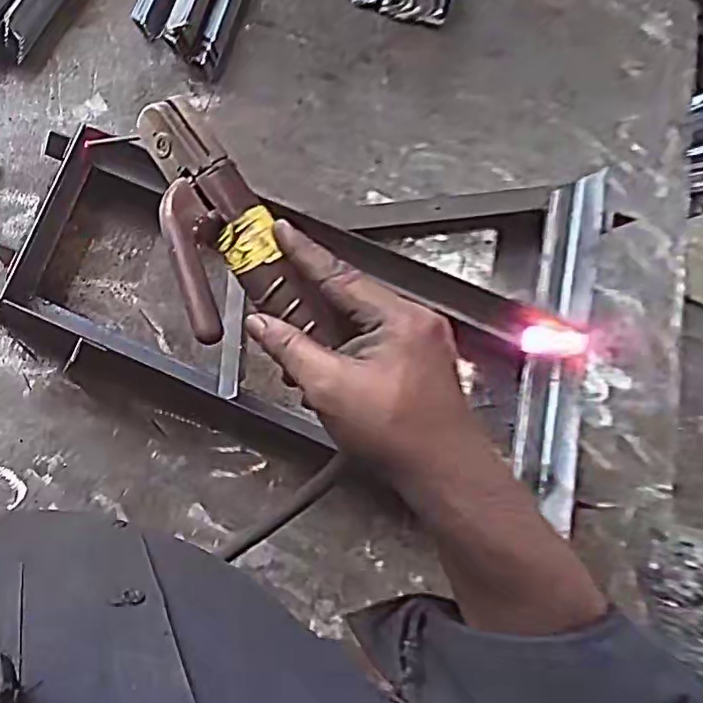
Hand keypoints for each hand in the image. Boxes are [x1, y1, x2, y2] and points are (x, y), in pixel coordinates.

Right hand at [248, 222, 606, 633]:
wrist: (442, 472)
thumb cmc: (397, 432)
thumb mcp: (327, 386)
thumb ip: (289, 347)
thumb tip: (260, 323)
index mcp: (399, 318)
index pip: (339, 274)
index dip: (303, 251)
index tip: (280, 230)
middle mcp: (411, 322)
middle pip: (344, 293)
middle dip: (303, 286)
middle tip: (271, 268)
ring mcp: (412, 341)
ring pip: (350, 318)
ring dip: (314, 321)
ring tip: (282, 323)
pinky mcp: (406, 361)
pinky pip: (359, 337)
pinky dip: (330, 342)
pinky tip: (309, 358)